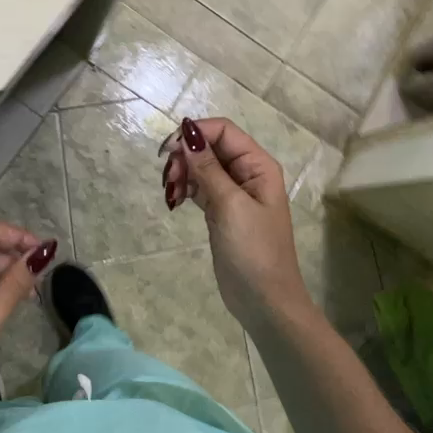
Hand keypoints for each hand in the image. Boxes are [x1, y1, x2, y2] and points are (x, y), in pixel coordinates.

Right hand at [162, 117, 310, 330]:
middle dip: (185, 156)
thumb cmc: (253, 251)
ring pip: (201, 166)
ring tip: (170, 194)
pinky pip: (199, 187)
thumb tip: (188, 132)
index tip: (168, 150)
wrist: (264, 301)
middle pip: (210, 146)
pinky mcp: (221, 211)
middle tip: (168, 180)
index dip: (195, 133)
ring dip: (182, 173)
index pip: (223, 130)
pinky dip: (185, 189)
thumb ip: (208, 168)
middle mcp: (247, 172)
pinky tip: (175, 201)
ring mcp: (234, 192)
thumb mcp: (230, 206)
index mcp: (258, 165)